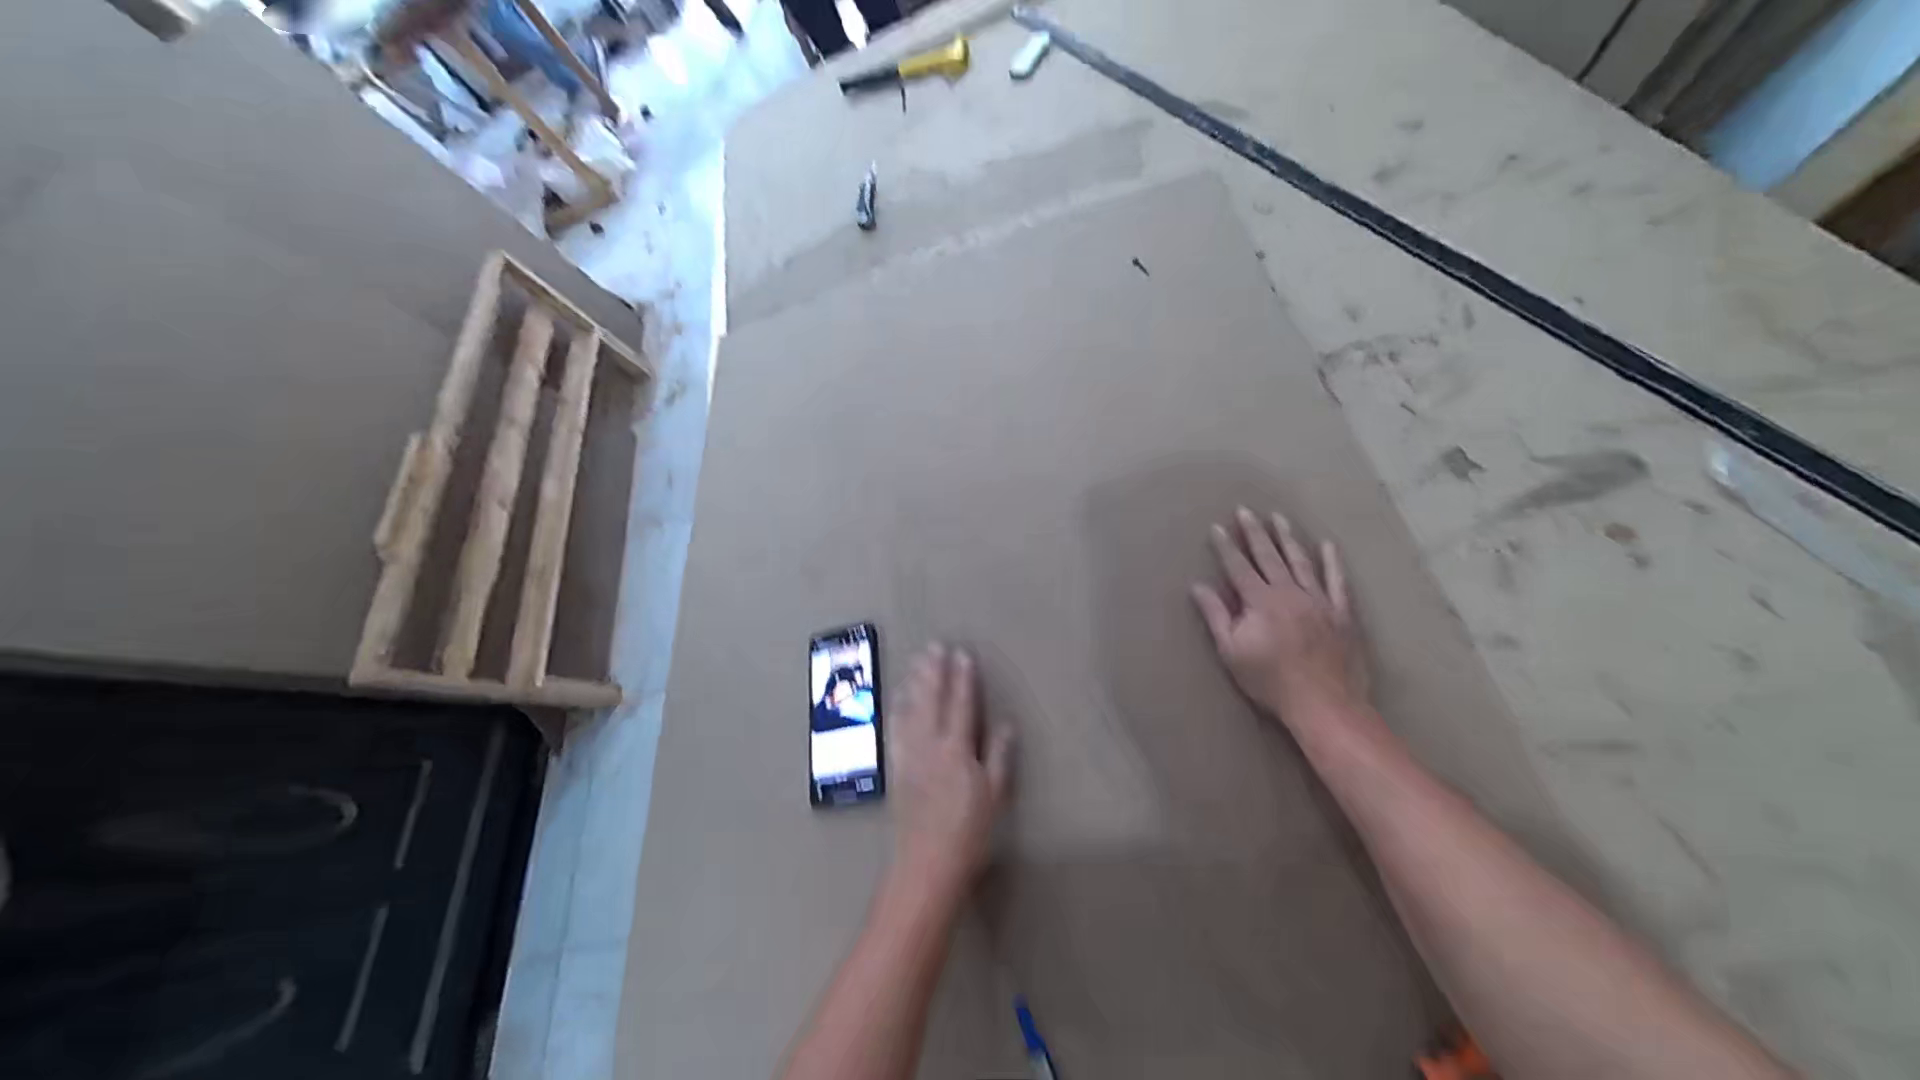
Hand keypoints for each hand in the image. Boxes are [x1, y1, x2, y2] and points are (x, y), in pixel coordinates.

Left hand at [889, 644, 1013, 890]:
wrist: (925, 863)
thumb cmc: (968, 832)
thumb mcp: (995, 796)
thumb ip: (998, 756)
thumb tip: (1004, 723)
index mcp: (957, 750)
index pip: (961, 706)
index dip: (963, 679)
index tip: (963, 655)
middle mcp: (930, 745)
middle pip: (932, 700)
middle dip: (934, 672)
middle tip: (934, 646)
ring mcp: (909, 755)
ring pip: (911, 710)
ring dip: (915, 683)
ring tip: (917, 661)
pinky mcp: (896, 767)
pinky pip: (895, 728)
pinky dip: (898, 707)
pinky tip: (899, 697)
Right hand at [1191, 507, 1368, 726]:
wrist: (1324, 704)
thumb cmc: (1270, 681)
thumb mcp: (1232, 652)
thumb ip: (1217, 616)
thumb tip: (1199, 587)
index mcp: (1260, 602)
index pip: (1238, 567)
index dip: (1226, 546)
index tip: (1218, 527)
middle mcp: (1289, 593)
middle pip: (1269, 556)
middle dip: (1255, 533)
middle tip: (1246, 511)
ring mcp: (1319, 601)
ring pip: (1301, 561)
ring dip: (1288, 538)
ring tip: (1279, 518)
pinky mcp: (1342, 614)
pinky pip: (1337, 581)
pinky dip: (1332, 562)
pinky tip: (1327, 546)